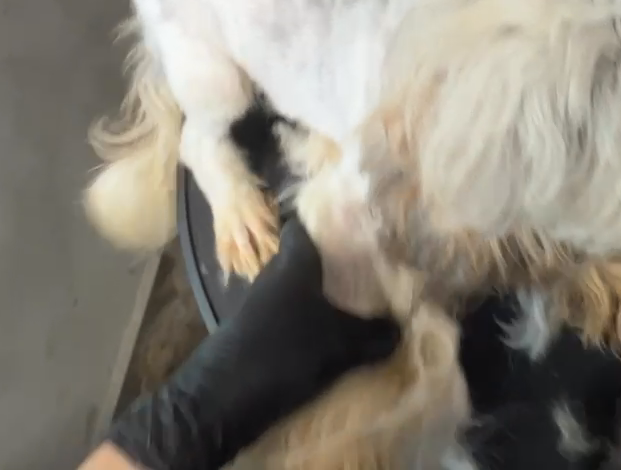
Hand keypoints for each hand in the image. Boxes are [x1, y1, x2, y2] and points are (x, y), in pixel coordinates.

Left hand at [105, 218, 401, 468]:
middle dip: (332, 259)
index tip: (356, 224)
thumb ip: (373, 333)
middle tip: (366, 263)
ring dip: (318, 290)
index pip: (306, 226)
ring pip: (295, 285)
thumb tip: (402, 327)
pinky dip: (304, 316)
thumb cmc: (282, 351)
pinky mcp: (251, 330)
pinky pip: (285, 311)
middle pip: (304, 256)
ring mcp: (260, 303)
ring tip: (353, 296)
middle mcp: (275, 274)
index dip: (328, 220)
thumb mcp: (339, 344)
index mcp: (294, 262)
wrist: (218, 400)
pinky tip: (325, 329)